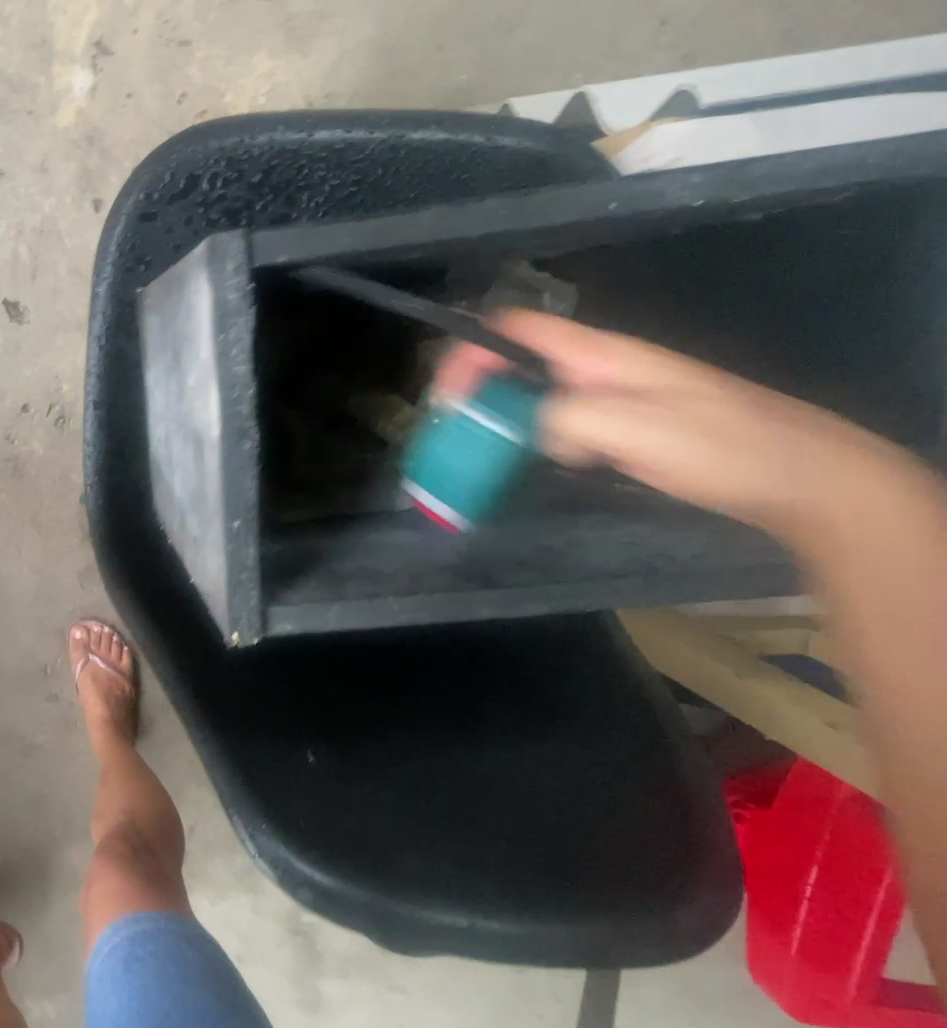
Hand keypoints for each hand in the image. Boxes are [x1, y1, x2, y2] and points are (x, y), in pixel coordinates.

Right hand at [433, 310, 902, 538]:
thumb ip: (566, 418)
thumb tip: (527, 428)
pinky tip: (520, 468)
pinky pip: (549, 426)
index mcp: (599, 355)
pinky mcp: (613, 430)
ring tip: (472, 456)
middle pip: (513, 363)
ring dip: (494, 420)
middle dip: (473, 392)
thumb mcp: (635, 428)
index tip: (446, 396)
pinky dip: (523, 442)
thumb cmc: (721, 445)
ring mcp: (605, 399)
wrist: (799, 477)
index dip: (470, 352)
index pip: (515, 330)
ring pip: (528, 397)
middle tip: (449, 435)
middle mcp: (594, 369)